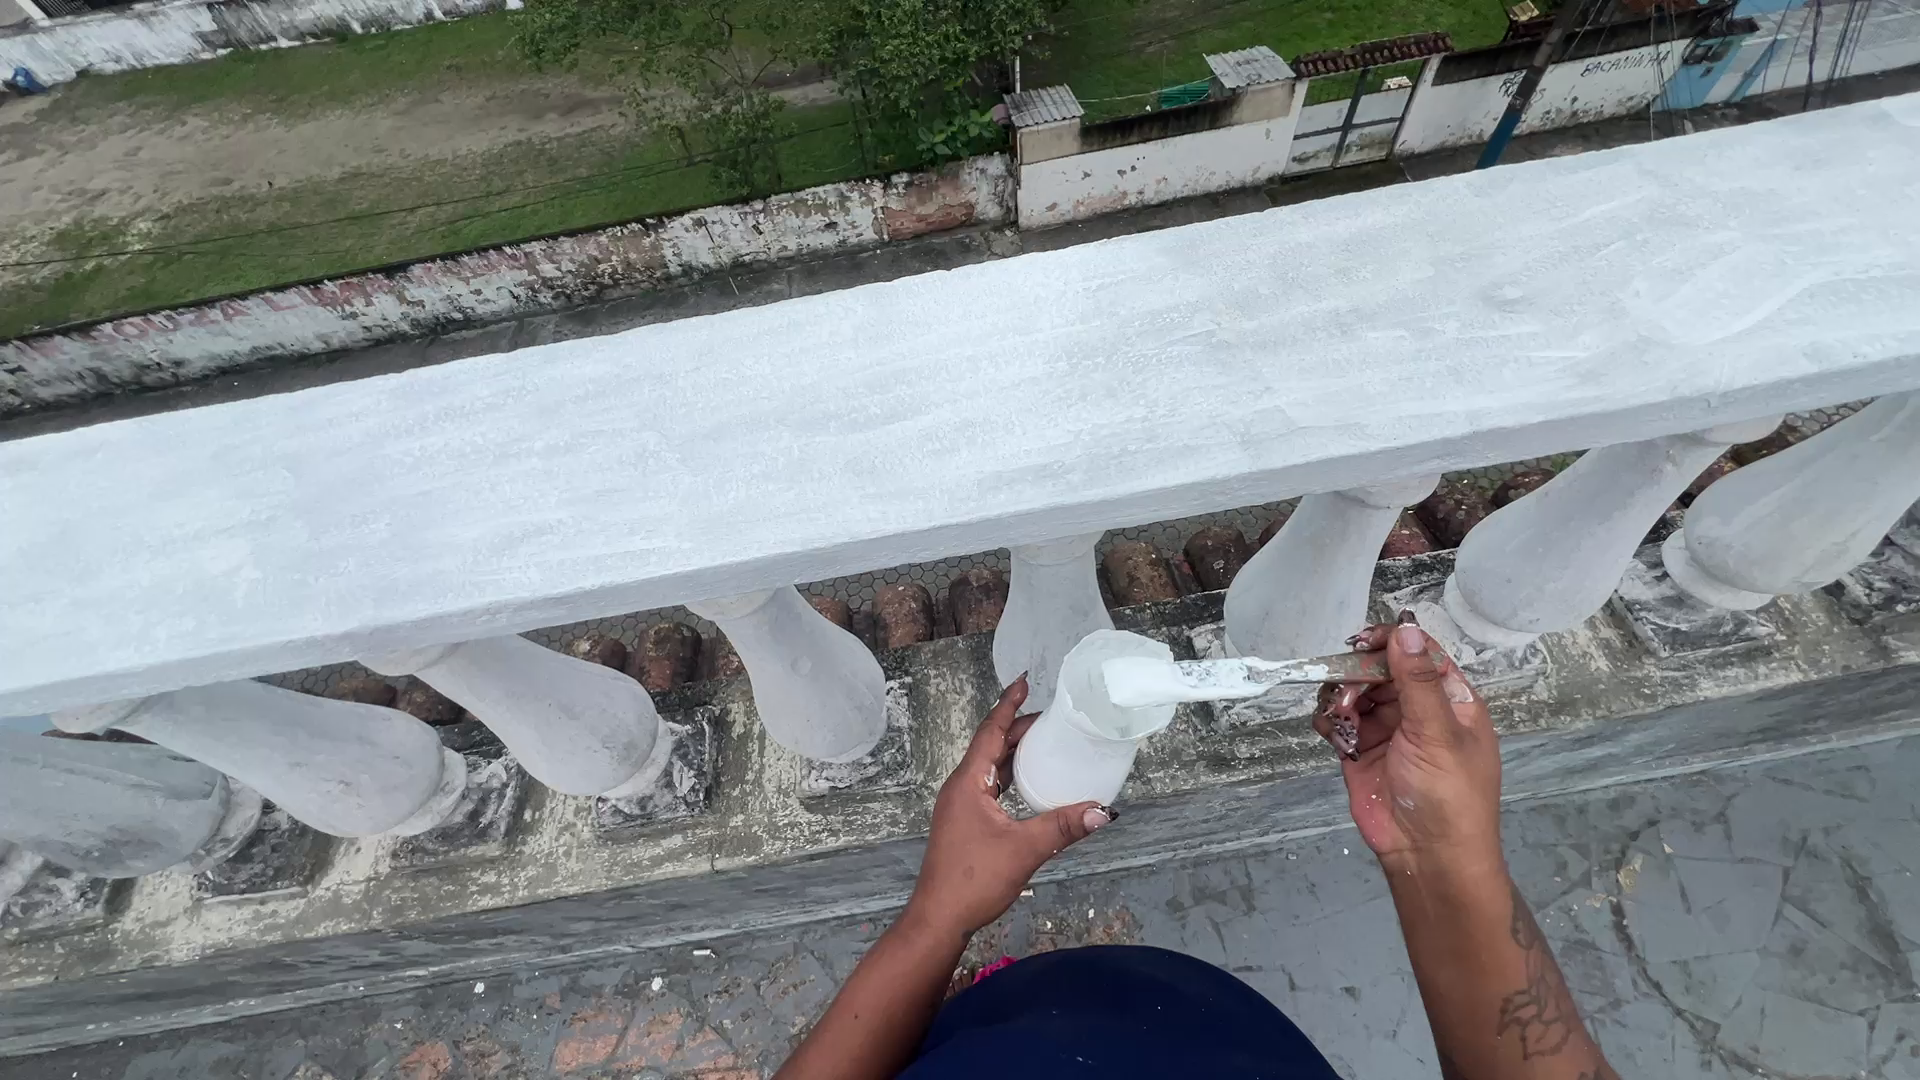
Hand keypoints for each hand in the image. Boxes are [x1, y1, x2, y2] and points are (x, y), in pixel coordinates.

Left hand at [904, 675, 1114, 938]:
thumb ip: (1062, 827)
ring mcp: (961, 804)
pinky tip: (1028, 780)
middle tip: (1051, 716)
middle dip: (1018, 726)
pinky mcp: (965, 821)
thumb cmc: (974, 879)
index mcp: (968, 781)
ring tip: (1044, 740)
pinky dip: (1009, 773)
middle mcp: (962, 786)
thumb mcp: (1023, 850)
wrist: (937, 919)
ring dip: (1013, 750)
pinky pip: (990, 784)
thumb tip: (1103, 811)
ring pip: (990, 765)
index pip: (991, 731)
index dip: (1008, 705)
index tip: (1024, 681)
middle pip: (991, 744)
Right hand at [1313, 614, 1503, 876]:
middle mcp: (1417, 709)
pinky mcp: (1358, 747)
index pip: (1420, 654)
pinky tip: (1335, 736)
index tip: (1361, 642)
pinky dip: (1329, 721)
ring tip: (1341, 720)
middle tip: (1347, 693)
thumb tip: (1406, 628)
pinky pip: (1336, 719)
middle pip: (1378, 669)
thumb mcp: (1437, 733)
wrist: (1425, 854)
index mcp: (1450, 701)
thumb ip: (1417, 681)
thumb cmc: (1448, 793)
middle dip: (1357, 675)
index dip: (1392, 642)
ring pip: (1352, 691)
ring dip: (1340, 699)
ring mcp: (1386, 728)